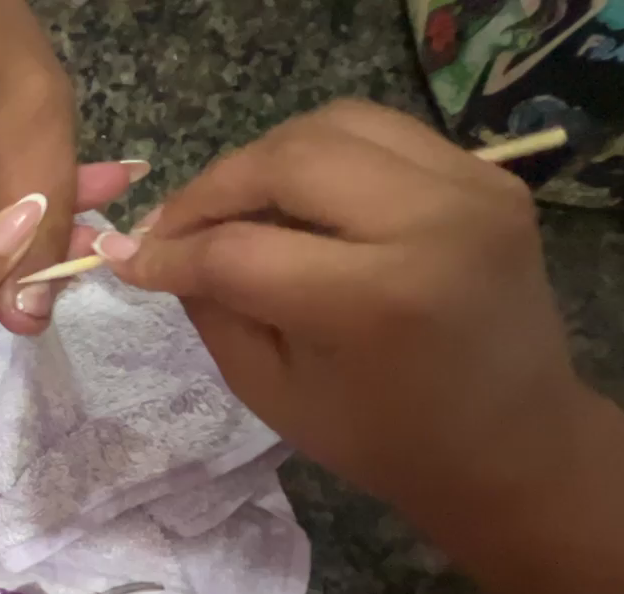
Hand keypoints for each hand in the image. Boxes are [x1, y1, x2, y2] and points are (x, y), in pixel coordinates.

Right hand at [90, 100, 595, 520]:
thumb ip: (212, 307)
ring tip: (217, 210)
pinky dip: (308, 159)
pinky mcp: (483, 174)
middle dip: (205, 191)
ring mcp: (470, 185)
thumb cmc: (369, 433)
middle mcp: (431, 220)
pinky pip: (374, 136)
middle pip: (286, 161)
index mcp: (372, 297)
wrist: (502, 435)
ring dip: (255, 162)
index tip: (121, 260)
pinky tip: (278, 201)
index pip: (237, 248)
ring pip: (331, 127)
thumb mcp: (265, 384)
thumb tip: (151, 254)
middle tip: (163, 231)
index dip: (166, 253)